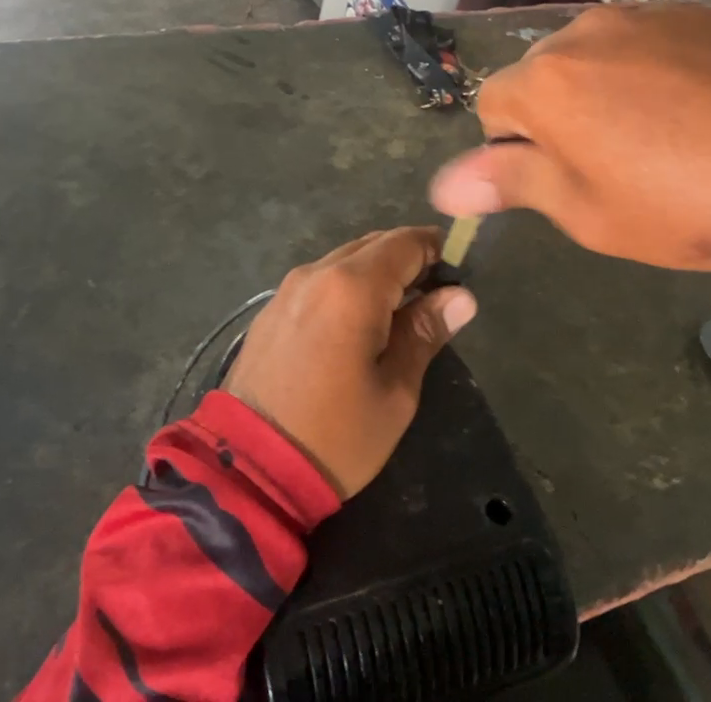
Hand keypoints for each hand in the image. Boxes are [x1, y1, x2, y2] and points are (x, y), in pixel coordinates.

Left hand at [223, 228, 477, 498]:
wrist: (249, 467)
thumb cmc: (337, 435)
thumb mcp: (395, 390)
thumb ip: (425, 333)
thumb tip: (461, 296)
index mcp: (352, 287)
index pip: (405, 243)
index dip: (436, 250)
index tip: (458, 275)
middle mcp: (315, 274)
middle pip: (372, 245)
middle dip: (407, 261)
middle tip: (433, 299)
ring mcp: (286, 290)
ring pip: (343, 261)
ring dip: (374, 274)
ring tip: (397, 317)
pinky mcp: (269, 312)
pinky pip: (318, 283)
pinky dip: (344, 289)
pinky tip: (355, 327)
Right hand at [431, 4, 710, 270]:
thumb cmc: (681, 204)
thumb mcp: (586, 212)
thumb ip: (509, 183)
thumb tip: (444, 184)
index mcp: (545, 83)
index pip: (491, 106)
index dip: (513, 149)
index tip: (559, 181)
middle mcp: (582, 33)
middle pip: (541, 75)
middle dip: (555, 114)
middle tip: (610, 163)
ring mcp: (644, 15)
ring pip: (592, 55)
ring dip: (600, 89)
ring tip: (657, 133)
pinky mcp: (695, 12)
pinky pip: (644, 42)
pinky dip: (648, 71)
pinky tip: (693, 107)